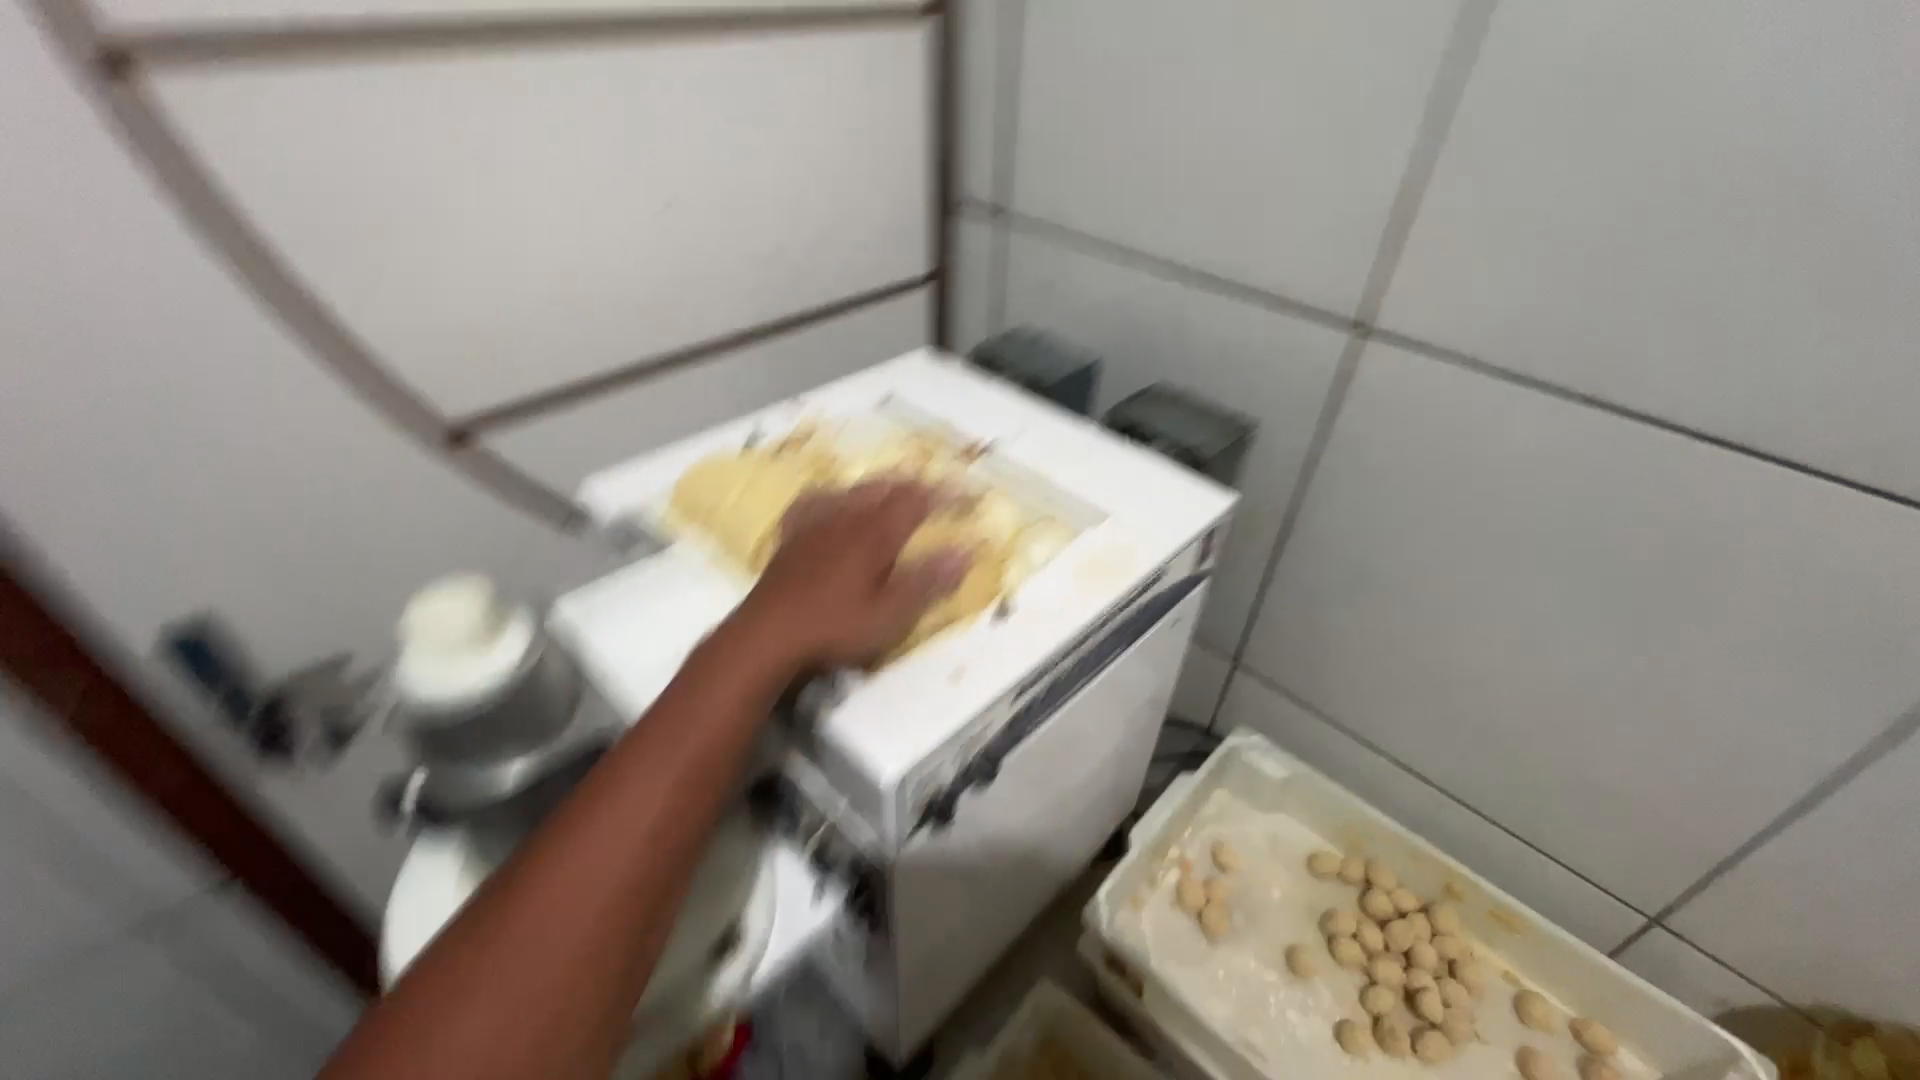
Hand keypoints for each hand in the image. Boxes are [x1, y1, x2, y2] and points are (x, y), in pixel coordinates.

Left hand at [728, 480, 970, 672]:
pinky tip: (831, 501)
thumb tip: (968, 551)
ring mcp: (815, 522)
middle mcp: (847, 516)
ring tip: (893, 491)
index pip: (920, 500)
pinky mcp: (791, 535)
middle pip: (887, 487)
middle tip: (937, 493)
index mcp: (876, 533)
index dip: (949, 496)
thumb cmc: (835, 628)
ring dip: (880, 486)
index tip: (971, 497)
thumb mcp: (891, 614)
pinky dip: (832, 496)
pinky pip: (814, 501)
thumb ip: (929, 580)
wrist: (767, 635)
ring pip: (853, 489)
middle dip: (917, 485)